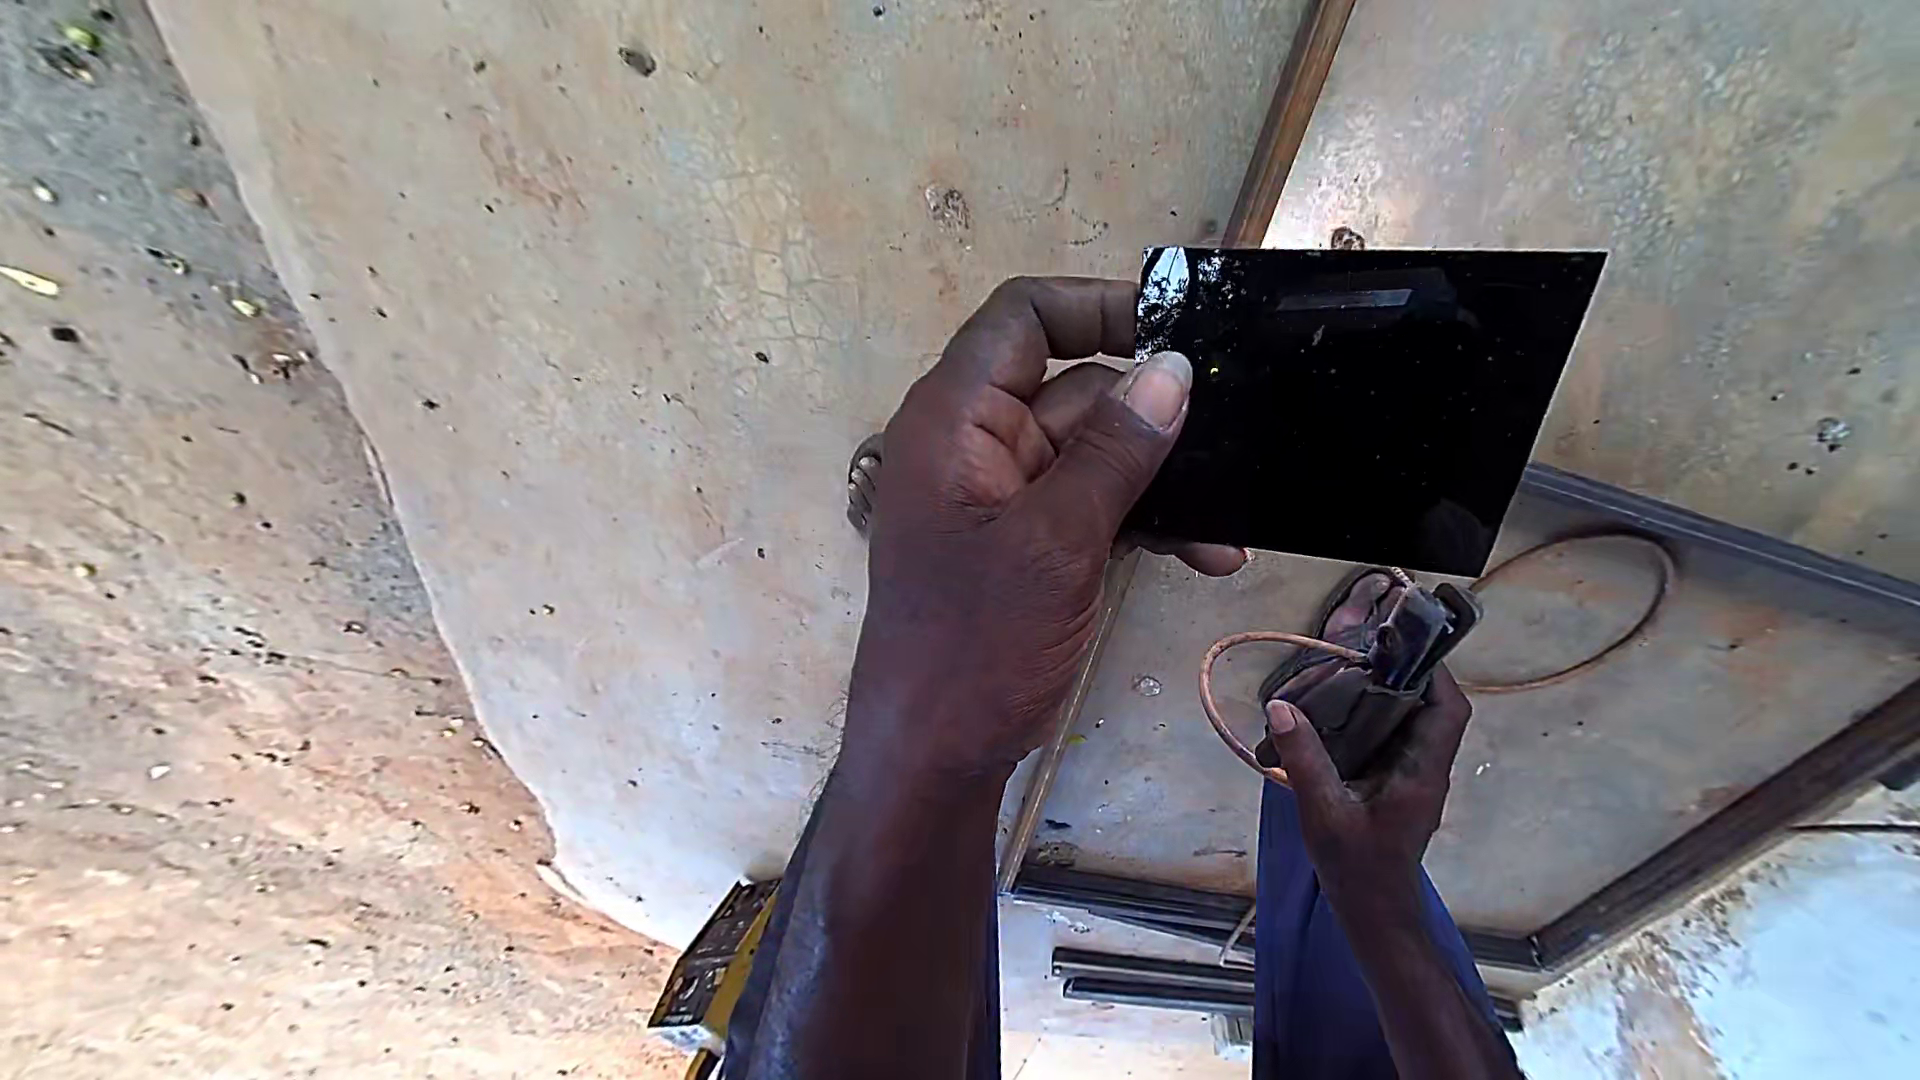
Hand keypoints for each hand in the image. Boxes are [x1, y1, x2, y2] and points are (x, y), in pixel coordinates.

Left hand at [845, 277, 1242, 782]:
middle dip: (1149, 418)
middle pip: (1072, 389)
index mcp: (954, 421)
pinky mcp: (1029, 541)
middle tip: (1235, 437)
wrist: (937, 750)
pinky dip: (1141, 522)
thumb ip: (1112, 453)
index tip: (1175, 328)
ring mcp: (1005, 496)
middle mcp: (976, 445)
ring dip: (1159, 483)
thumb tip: (1170, 369)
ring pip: (1093, 455)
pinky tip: (1204, 554)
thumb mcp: (1053, 543)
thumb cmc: (975, 645)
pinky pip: (1092, 505)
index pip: (1020, 319)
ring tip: (1227, 522)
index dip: (1096, 307)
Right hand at [1263, 666, 1472, 904]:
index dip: (1433, 672)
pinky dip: (1365, 713)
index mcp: (1420, 772)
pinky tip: (1330, 708)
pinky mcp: (1390, 781)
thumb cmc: (1356, 864)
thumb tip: (1279, 705)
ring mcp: (1408, 775)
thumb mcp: (1323, 810)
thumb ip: (1303, 758)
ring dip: (1381, 691)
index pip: (1447, 711)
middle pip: (1428, 708)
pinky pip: (1386, 735)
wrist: (1372, 909)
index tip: (1398, 642)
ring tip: (1339, 668)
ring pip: (1407, 720)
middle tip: (1356, 648)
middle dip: (1400, 672)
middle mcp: (1422, 768)